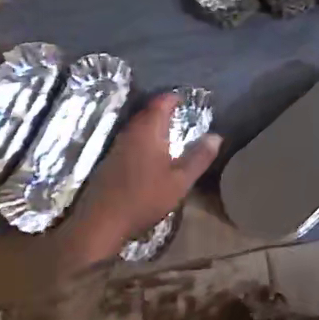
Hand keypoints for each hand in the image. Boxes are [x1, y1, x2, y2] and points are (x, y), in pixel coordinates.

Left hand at [63, 92, 221, 264]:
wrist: (101, 222)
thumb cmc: (144, 198)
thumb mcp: (180, 181)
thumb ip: (199, 157)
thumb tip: (216, 136)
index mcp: (148, 131)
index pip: (161, 102)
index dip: (174, 97)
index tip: (188, 99)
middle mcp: (130, 133)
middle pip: (147, 112)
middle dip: (164, 109)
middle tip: (182, 114)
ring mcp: (117, 146)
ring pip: (137, 126)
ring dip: (153, 125)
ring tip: (171, 132)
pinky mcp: (110, 161)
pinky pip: (131, 139)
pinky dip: (144, 139)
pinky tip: (152, 153)